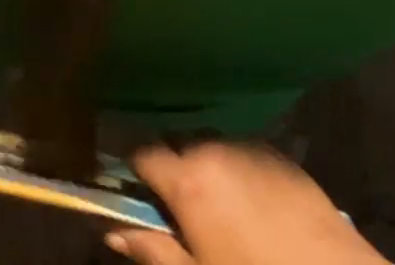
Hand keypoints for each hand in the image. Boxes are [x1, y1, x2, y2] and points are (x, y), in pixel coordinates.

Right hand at [106, 143, 387, 264]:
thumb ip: (154, 251)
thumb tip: (112, 232)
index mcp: (189, 181)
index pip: (140, 152)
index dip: (131, 169)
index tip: (130, 188)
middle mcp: (215, 150)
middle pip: (176, 143)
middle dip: (170, 166)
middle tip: (175, 204)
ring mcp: (252, 148)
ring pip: (211, 144)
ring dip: (204, 164)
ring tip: (216, 203)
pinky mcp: (283, 156)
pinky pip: (244, 152)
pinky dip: (236, 167)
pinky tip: (249, 200)